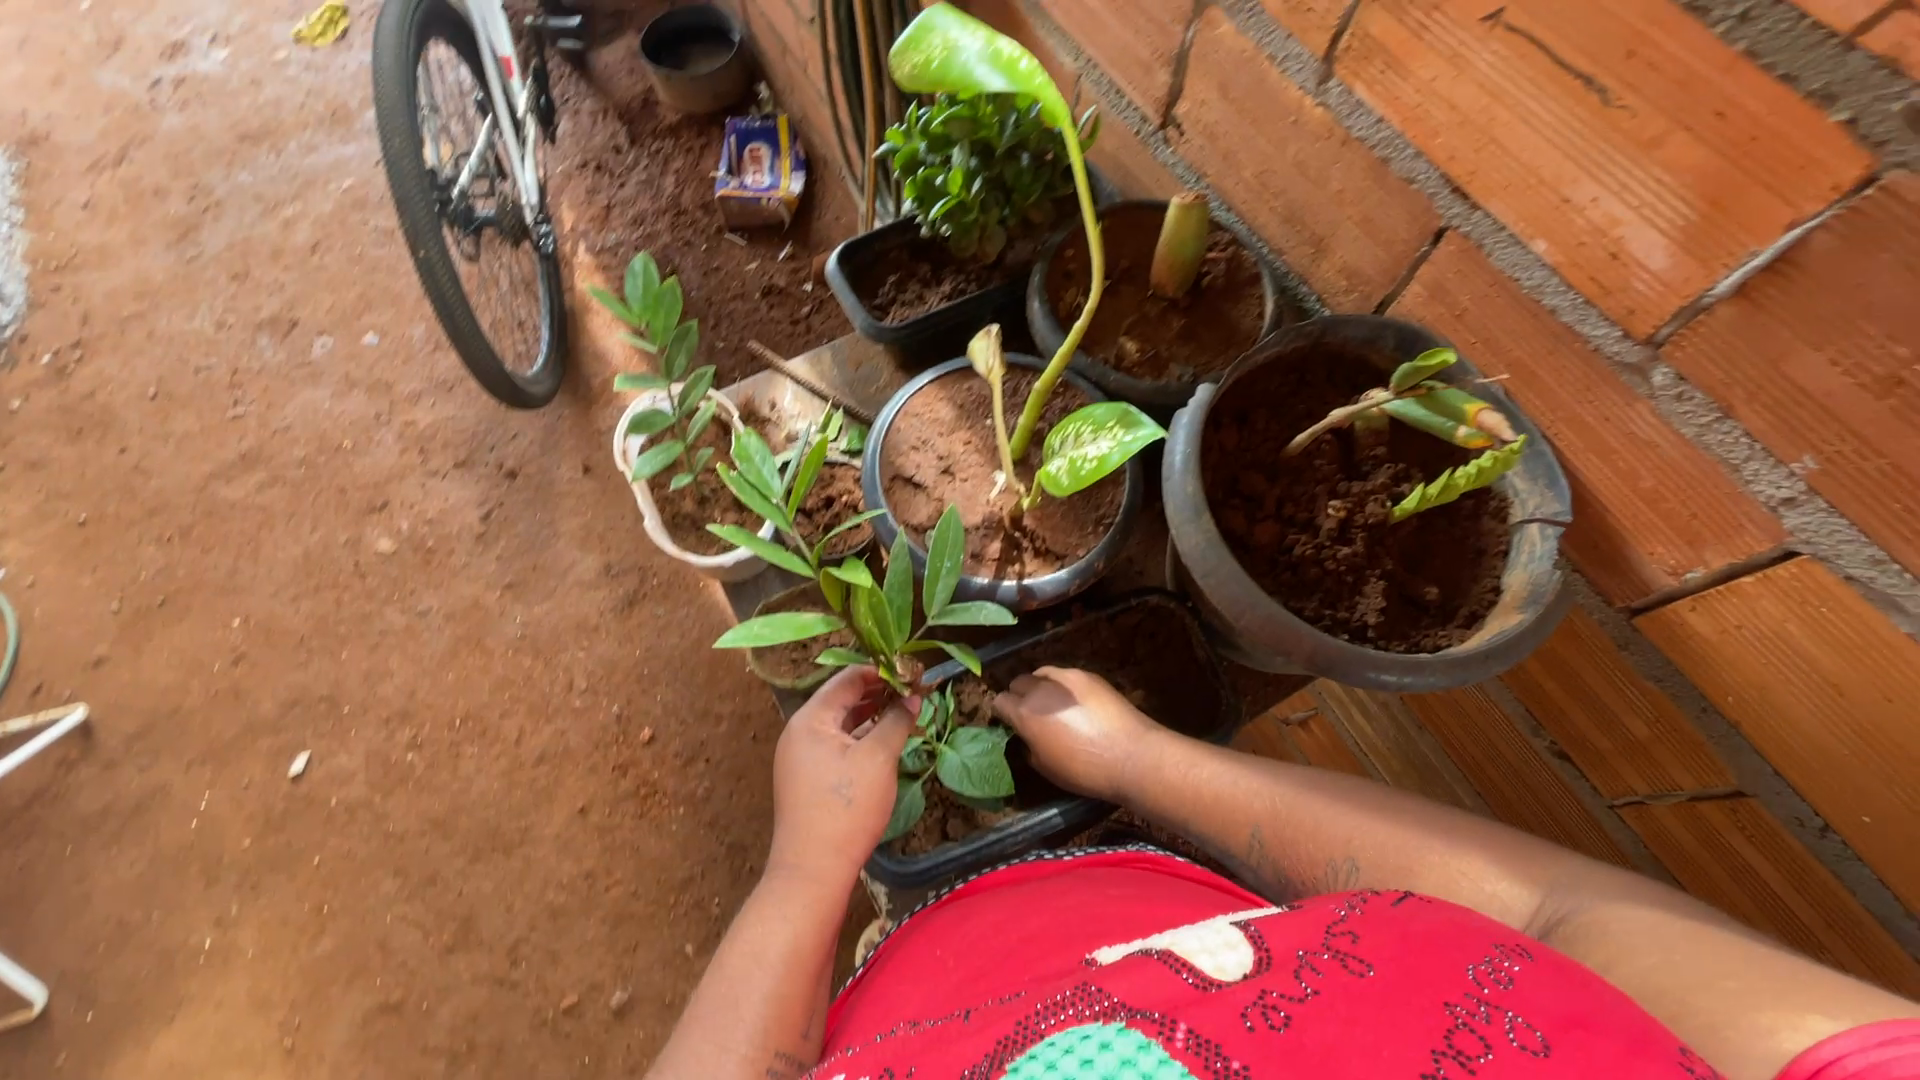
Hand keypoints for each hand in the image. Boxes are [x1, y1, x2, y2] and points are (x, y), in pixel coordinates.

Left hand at [767, 666, 916, 889]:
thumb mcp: (878, 758)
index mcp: (810, 719)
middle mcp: (800, 732)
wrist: (813, 870)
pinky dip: (861, 738)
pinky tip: (885, 741)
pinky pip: (837, 745)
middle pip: (842, 700)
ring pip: (841, 724)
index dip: (880, 672)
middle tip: (913, 691)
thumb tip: (913, 696)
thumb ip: (897, 721)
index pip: (847, 679)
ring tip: (905, 711)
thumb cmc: (846, 808)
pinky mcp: (808, 778)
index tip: (911, 673)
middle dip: (878, 693)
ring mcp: (801, 757)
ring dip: (871, 716)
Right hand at [992, 666, 1168, 801]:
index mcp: (1024, 713)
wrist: (1133, 756)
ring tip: (1051, 704)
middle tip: (1030, 715)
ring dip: (1039, 687)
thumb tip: (1025, 736)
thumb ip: (1027, 745)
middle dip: (1018, 697)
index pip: (999, 702)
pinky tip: (1073, 701)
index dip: (1002, 714)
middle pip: (1018, 683)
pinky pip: (1064, 675)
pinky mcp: (1088, 675)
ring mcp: (1065, 678)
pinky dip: (1061, 685)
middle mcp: (1040, 689)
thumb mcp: (1045, 767)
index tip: (1010, 725)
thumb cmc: (1085, 770)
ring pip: (1041, 675)